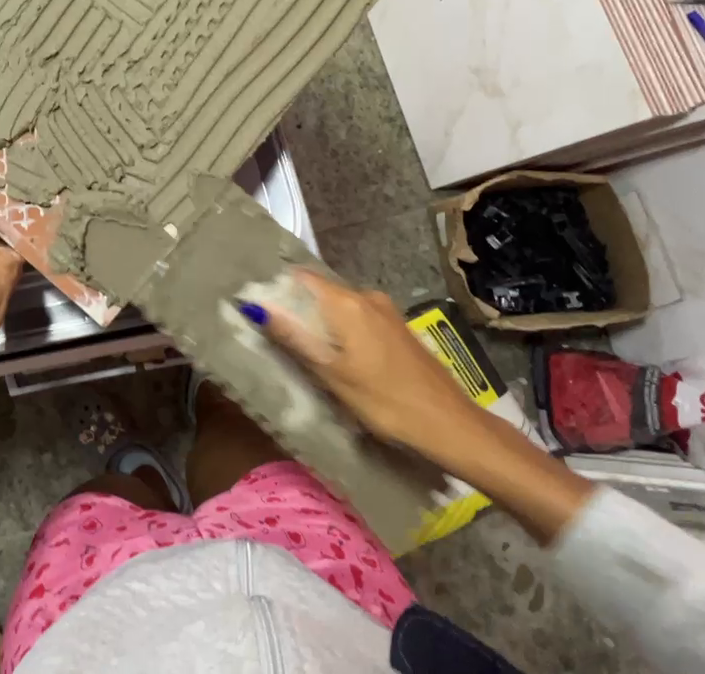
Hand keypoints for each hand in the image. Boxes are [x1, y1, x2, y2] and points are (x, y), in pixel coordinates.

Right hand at [247, 269, 594, 544]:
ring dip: (317, 322)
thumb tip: (253, 305)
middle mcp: (365, 296)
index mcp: (345, 301)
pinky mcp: (396, 329)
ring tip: (297, 347)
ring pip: (337, 307)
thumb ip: (292, 336)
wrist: (451, 426)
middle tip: (269, 332)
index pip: (299, 277)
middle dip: (294, 307)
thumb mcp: (330, 372)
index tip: (254, 306)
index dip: (275, 288)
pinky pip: (355, 319)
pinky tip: (333, 356)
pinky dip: (339, 331)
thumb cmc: (384, 401)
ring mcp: (384, 311)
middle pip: (318, 291)